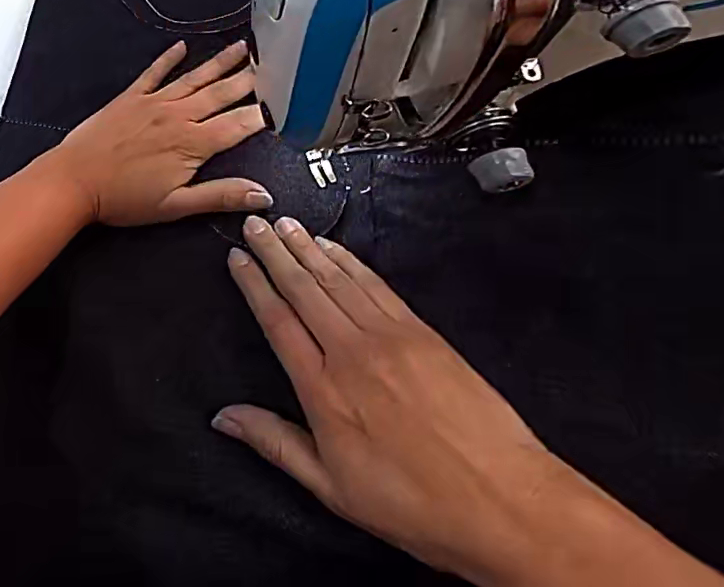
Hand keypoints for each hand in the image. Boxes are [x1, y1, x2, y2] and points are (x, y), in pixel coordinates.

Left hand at [41, 41, 270, 225]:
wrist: (73, 180)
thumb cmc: (123, 199)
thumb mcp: (175, 206)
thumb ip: (221, 196)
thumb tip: (261, 195)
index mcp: (193, 143)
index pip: (239, 124)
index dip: (264, 114)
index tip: (285, 103)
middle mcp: (179, 116)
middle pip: (223, 93)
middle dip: (250, 78)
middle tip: (272, 62)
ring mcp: (154, 102)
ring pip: (196, 78)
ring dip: (221, 62)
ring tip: (243, 47)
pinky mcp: (131, 97)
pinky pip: (155, 72)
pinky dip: (169, 58)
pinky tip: (181, 47)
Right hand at [216, 217, 723, 586]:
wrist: (499, 495)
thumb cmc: (410, 502)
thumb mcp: (331, 488)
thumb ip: (275, 443)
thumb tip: (223, 417)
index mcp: (323, 390)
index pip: (278, 320)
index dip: (254, 284)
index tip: (237, 256)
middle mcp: (350, 350)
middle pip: (304, 288)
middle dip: (275, 252)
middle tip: (255, 223)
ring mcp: (388, 333)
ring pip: (337, 278)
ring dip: (308, 248)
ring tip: (286, 224)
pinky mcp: (419, 327)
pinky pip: (375, 283)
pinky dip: (349, 261)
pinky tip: (333, 248)